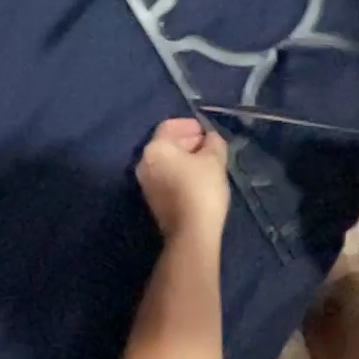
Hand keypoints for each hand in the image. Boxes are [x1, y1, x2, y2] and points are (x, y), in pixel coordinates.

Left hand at [136, 118, 229, 243]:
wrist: (191, 234)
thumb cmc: (202, 189)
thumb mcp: (214, 160)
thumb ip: (213, 142)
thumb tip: (210, 138)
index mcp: (155, 148)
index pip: (170, 126)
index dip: (190, 125)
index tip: (208, 132)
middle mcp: (144, 163)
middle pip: (166, 143)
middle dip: (189, 141)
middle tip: (210, 146)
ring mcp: (146, 183)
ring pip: (166, 161)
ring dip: (185, 158)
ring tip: (208, 163)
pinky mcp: (152, 200)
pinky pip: (165, 176)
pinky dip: (180, 172)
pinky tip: (198, 179)